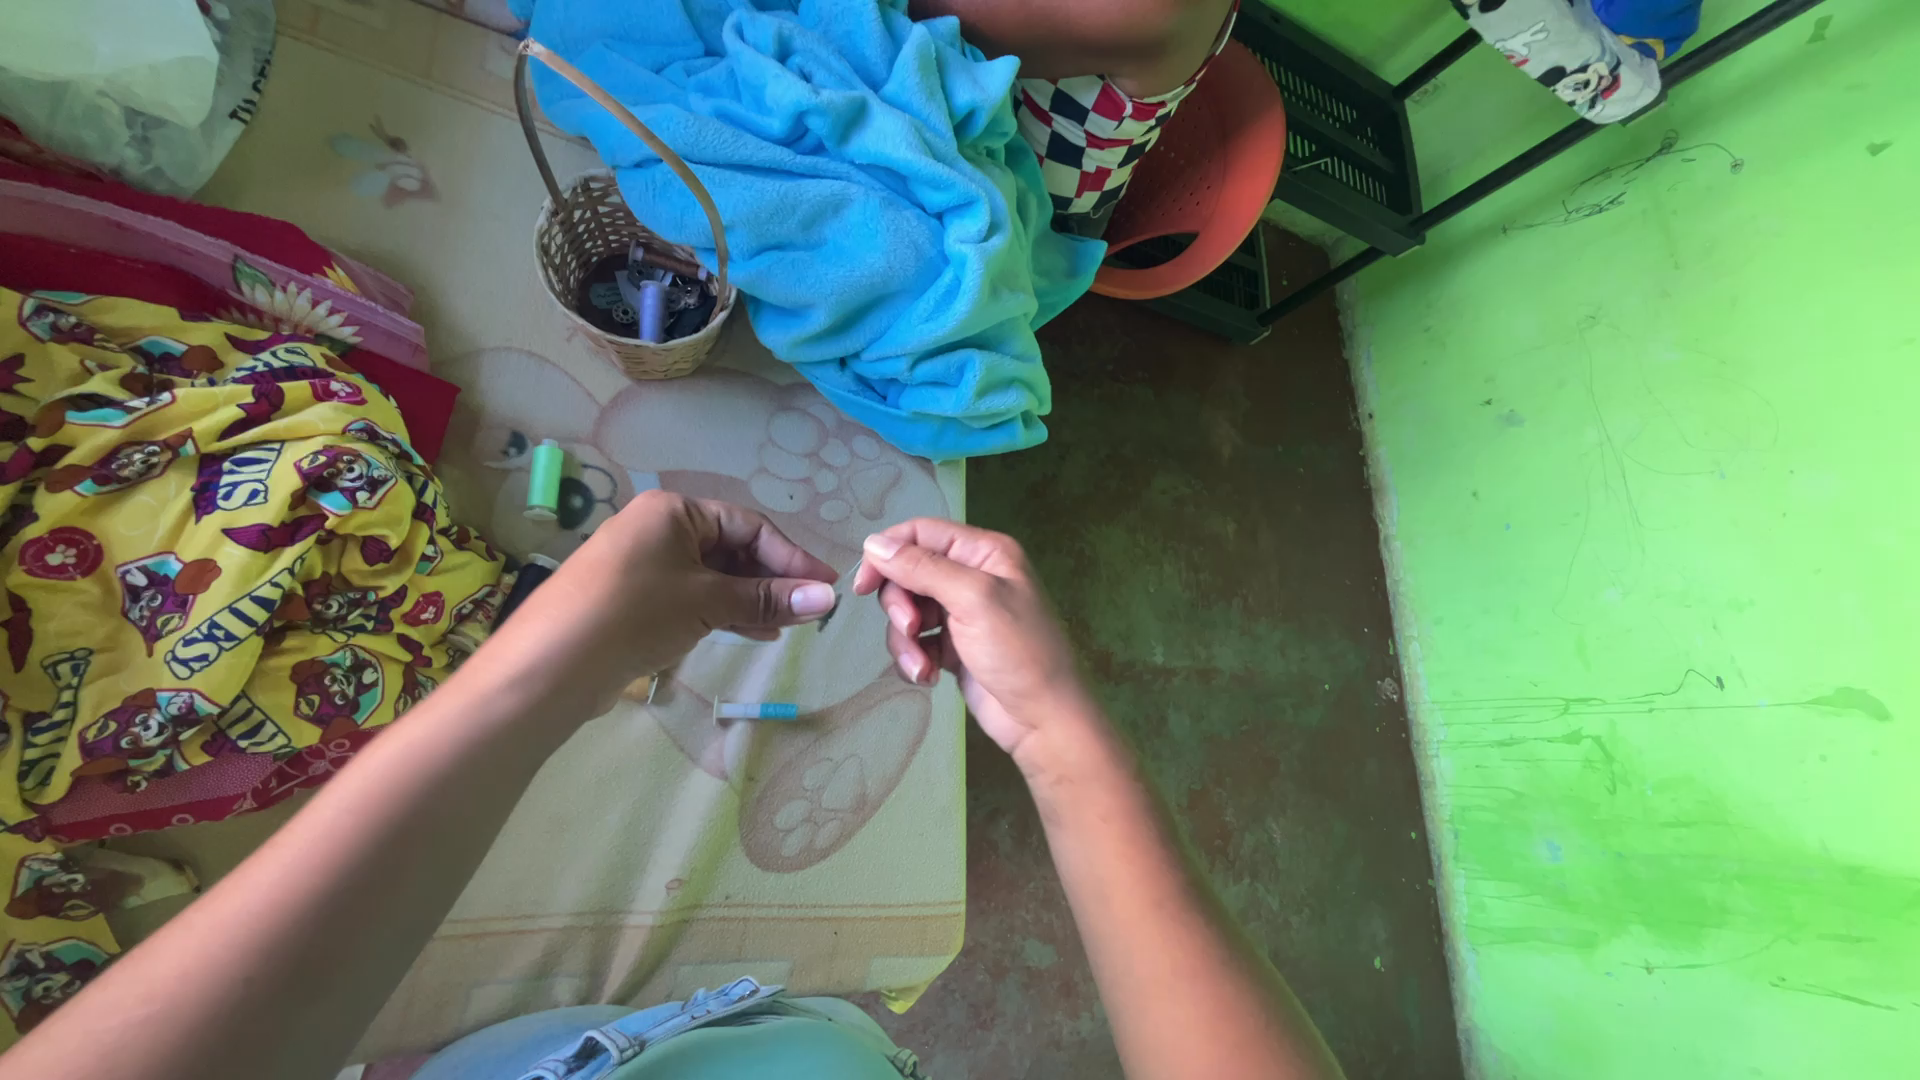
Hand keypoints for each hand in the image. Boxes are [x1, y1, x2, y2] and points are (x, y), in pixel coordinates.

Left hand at [488, 491, 836, 714]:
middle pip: (734, 549)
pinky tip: (754, 632)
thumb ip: (770, 598)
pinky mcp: (639, 600)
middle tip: (807, 608)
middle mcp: (660, 530)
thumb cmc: (634, 613)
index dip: (791, 556)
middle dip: (772, 580)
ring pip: (716, 576)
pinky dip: (725, 612)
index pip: (750, 526)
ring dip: (753, 599)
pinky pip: (695, 597)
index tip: (825, 585)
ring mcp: (647, 565)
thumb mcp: (709, 602)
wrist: (549, 668)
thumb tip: (827, 597)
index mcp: (675, 511)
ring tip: (786, 625)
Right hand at [852, 519, 1090, 760]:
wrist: (1043, 719)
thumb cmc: (1018, 650)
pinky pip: (915, 641)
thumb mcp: (973, 599)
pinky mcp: (952, 646)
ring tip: (923, 666)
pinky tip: (929, 677)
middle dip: (901, 605)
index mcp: (983, 551)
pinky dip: (915, 658)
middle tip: (911, 628)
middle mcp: (971, 575)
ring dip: (906, 640)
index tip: (864, 585)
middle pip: (908, 573)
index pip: (921, 533)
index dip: (887, 553)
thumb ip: (922, 568)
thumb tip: (872, 543)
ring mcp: (961, 613)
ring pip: (907, 611)